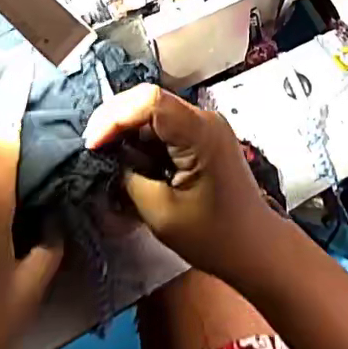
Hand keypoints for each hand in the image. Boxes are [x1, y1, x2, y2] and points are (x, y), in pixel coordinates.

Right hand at [82, 85, 283, 282]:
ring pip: (156, 112)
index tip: (92, 146)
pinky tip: (129, 160)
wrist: (255, 247)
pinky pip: (167, 127)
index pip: (150, 101)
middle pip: (151, 101)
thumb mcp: (160, 212)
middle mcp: (205, 119)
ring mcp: (207, 126)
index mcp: (200, 132)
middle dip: (116, 121)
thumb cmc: (212, 236)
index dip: (114, 117)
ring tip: (105, 156)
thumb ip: (129, 179)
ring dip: (128, 130)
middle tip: (92, 150)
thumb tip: (108, 161)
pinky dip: (144, 140)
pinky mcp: (204, 137)